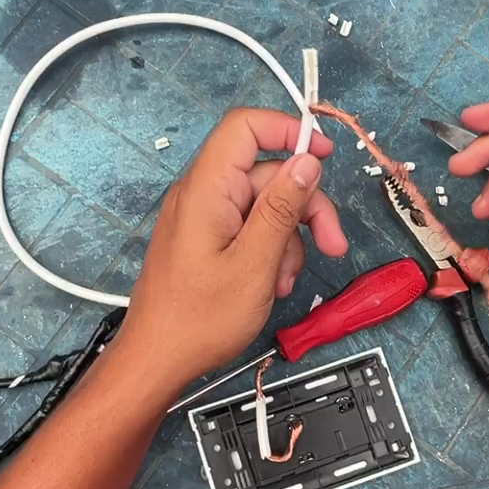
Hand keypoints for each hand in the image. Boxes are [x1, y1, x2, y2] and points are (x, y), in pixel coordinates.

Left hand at [118, 109, 348, 387]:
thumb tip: (306, 161)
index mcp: (207, 189)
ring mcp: (203, 219)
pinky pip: (248, 230)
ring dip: (288, 239)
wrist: (157, 361)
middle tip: (332, 243)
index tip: (325, 154)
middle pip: (266, 174)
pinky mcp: (206, 240)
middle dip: (304, 206)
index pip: (246, 127)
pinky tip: (272, 283)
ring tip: (286, 280)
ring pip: (264, 206)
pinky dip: (269, 251)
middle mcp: (202, 195)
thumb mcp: (254, 264)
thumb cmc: (197, 321)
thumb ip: (281, 208)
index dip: (289, 130)